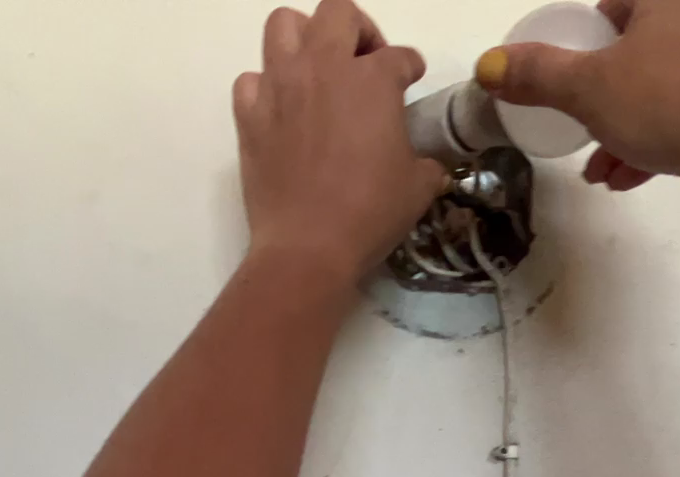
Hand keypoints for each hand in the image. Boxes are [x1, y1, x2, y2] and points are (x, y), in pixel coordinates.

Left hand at [233, 0, 447, 284]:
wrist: (307, 249)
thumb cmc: (369, 216)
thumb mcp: (417, 190)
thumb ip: (426, 165)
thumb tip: (429, 167)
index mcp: (372, 80)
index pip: (399, 57)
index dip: (409, 66)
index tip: (410, 77)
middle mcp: (323, 68)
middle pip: (338, 13)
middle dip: (358, 30)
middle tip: (365, 62)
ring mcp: (280, 88)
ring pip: (284, 25)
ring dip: (303, 39)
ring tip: (316, 70)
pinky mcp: (249, 117)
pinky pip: (251, 80)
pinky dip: (265, 88)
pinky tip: (281, 110)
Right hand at [474, 0, 679, 197]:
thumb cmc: (674, 100)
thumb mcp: (590, 90)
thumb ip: (538, 76)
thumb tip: (488, 64)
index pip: (613, 3)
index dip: (587, 42)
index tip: (575, 81)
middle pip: (640, 42)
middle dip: (604, 97)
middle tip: (582, 133)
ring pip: (667, 78)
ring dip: (627, 126)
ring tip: (602, 171)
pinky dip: (663, 133)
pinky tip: (633, 174)